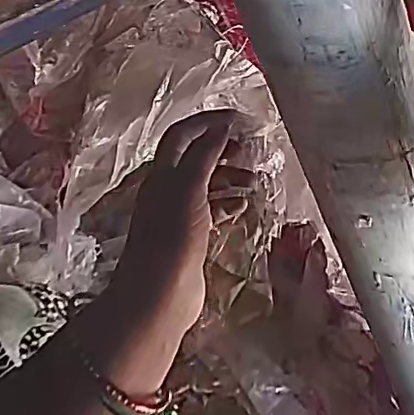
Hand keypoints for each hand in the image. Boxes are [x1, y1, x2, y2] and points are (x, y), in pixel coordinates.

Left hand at [75, 110, 243, 395]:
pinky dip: (228, 202)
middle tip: (250, 148)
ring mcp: (177, 213)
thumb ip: (205, 155)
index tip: (239, 120)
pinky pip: (211, 210)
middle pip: (194, 156)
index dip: (208, 122)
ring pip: (205, 183)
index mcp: (162, 172)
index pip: (183, 134)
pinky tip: (245, 204)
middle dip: (221, 147)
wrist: (159, 294)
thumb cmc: (172, 236)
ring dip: (228, 175)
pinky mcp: (189, 237)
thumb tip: (222, 126)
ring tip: (255, 177)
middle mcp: (167, 187)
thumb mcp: (189, 188)